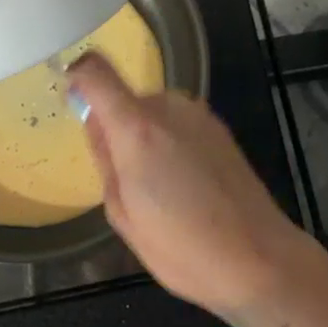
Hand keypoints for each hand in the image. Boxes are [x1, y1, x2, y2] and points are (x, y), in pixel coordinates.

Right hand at [64, 52, 307, 315]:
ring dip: (148, 137)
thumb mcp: (123, 214)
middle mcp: (167, 107)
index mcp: (136, 128)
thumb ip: (104, 159)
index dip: (78, 75)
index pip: (95, 72)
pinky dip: (173, 143)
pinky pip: (178, 122)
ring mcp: (197, 112)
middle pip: (127, 100)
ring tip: (165, 190)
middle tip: (129, 180)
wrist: (255, 254)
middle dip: (120, 129)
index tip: (72, 94)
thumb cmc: (182, 246)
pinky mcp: (218, 124)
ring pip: (153, 112)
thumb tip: (95, 123)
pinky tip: (189, 185)